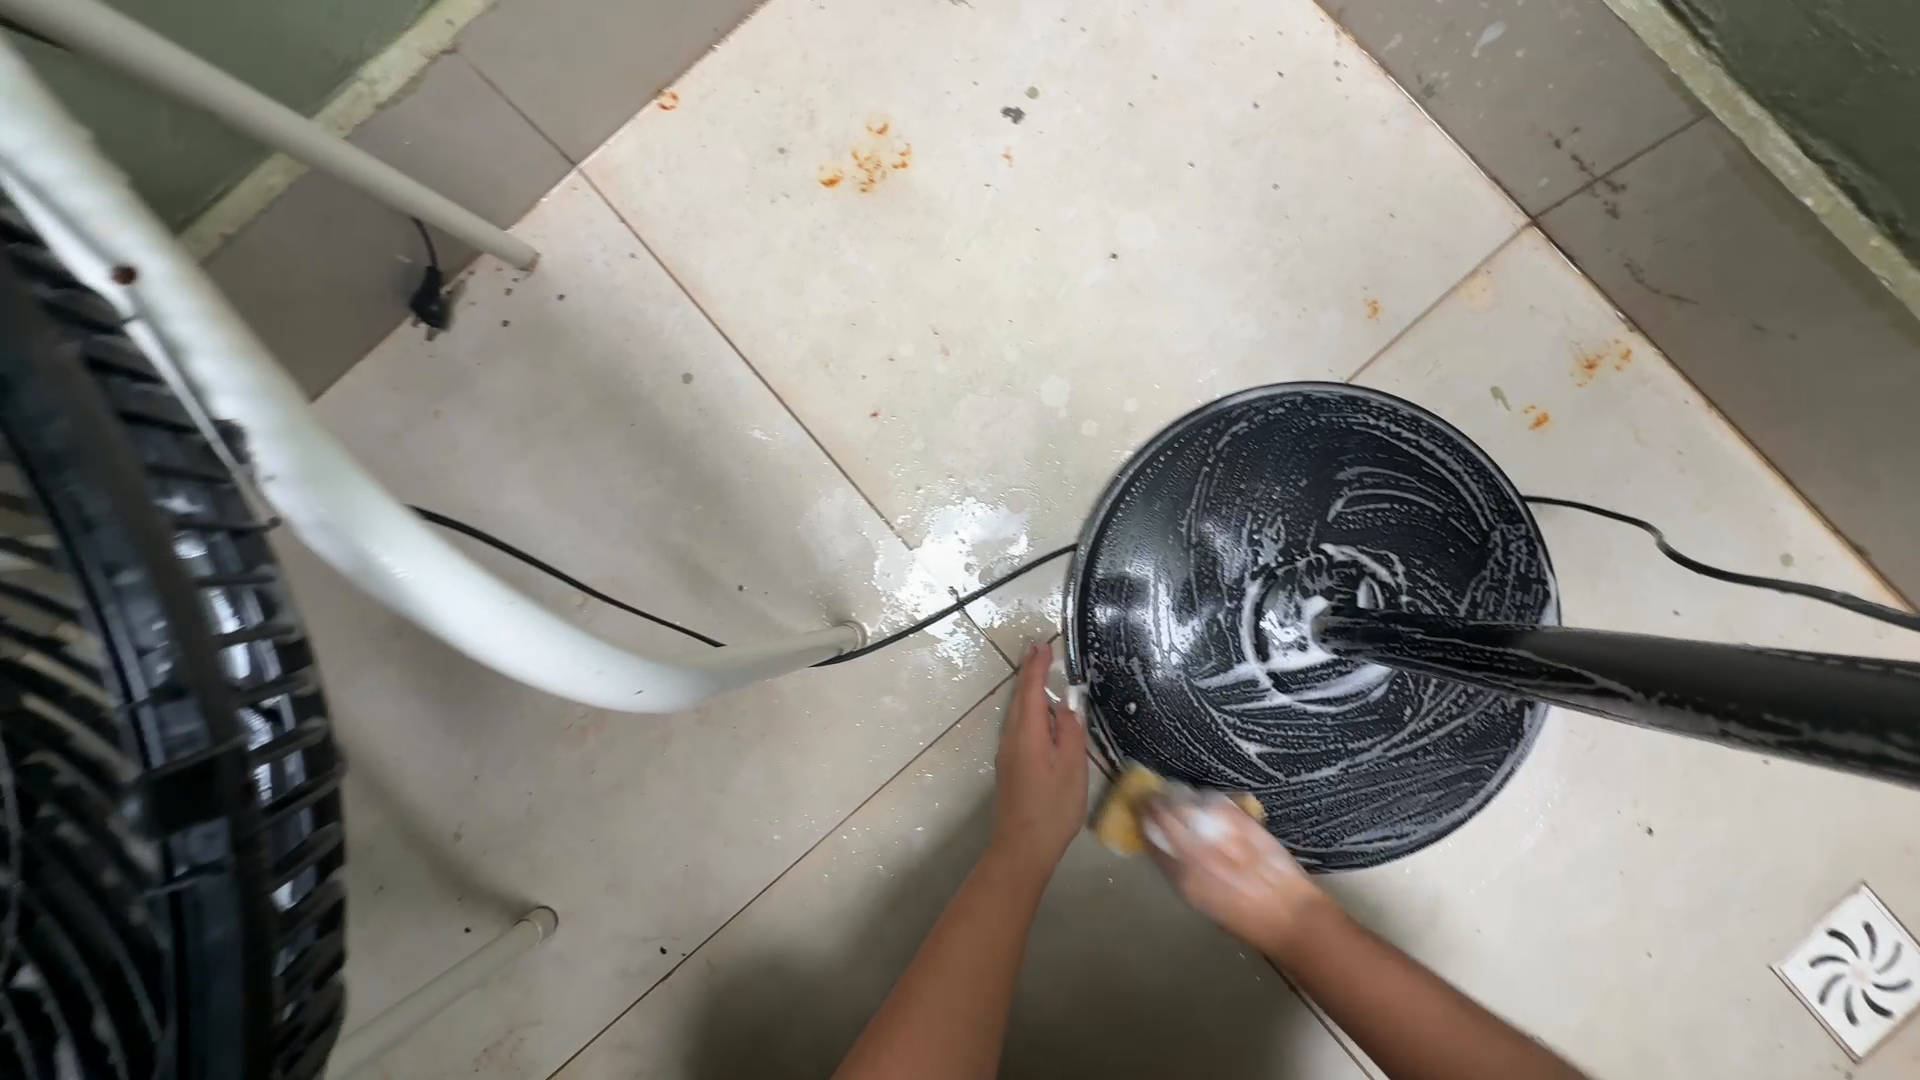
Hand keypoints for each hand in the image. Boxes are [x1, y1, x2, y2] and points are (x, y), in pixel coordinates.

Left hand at [986, 642, 1088, 882]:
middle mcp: (1011, 737)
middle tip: (1039, 650)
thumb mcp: (1072, 768)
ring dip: (1028, 691)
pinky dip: (1028, 710)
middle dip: (1029, 672)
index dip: (1037, 666)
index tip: (1043, 645)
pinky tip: (1040, 715)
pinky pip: (1018, 726)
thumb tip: (1068, 706)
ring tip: (1040, 674)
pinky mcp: (1009, 766)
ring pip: (1016, 712)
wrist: (1021, 848)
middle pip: (1019, 697)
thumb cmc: (1052, 808)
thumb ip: (1071, 732)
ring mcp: (1007, 752)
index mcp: (1027, 733)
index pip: (1032, 690)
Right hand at [1142, 790, 1331, 957]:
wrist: (1290, 913)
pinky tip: (1202, 802)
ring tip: (1173, 796)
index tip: (1139, 815)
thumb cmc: (1244, 919)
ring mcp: (1218, 832)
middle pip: (1161, 814)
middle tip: (1150, 798)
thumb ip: (1179, 871)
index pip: (1151, 839)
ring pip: (1183, 801)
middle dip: (1152, 803)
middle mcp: (1196, 851)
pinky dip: (1200, 797)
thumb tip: (1164, 846)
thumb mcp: (1201, 902)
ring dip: (1173, 796)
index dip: (1141, 823)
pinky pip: (1210, 798)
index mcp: (1184, 877)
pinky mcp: (1239, 819)